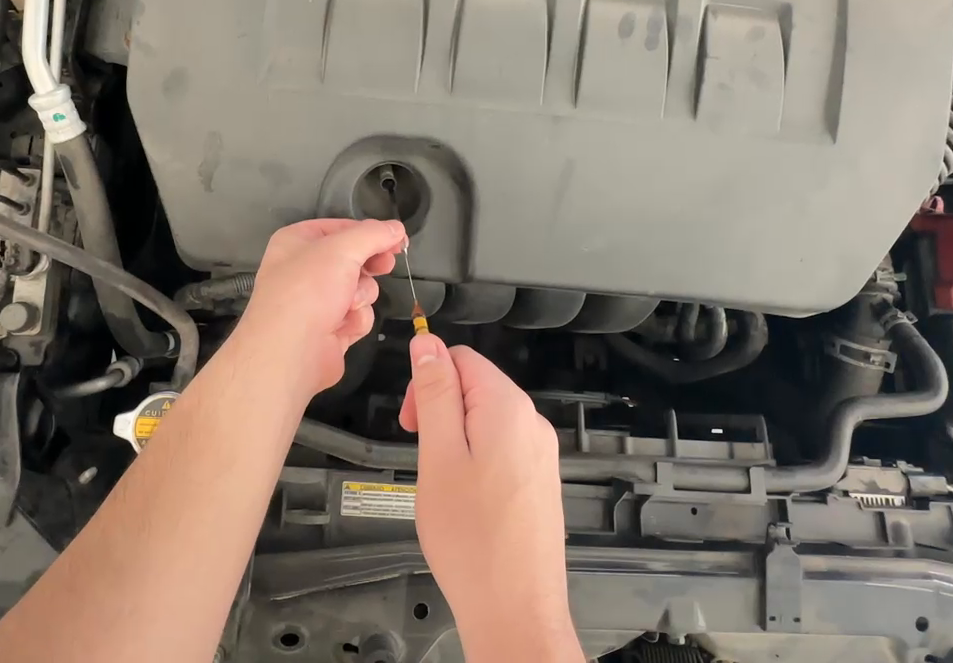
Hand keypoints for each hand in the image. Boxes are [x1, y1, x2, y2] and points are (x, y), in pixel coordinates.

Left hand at [231, 218, 404, 398]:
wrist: (290, 352)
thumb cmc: (309, 290)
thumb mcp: (342, 249)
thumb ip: (374, 234)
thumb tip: (396, 228)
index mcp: (297, 242)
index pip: (341, 228)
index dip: (370, 233)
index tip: (396, 239)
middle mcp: (304, 269)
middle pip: (353, 259)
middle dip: (369, 266)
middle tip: (385, 266)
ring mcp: (316, 302)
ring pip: (360, 289)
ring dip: (362, 295)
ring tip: (348, 304)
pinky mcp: (329, 329)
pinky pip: (357, 315)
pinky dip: (355, 319)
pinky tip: (342, 325)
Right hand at [400, 334, 581, 662]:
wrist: (515, 610)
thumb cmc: (471, 538)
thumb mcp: (438, 455)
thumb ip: (434, 393)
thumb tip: (427, 343)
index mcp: (508, 406)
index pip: (461, 358)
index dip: (428, 382)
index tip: (411, 423)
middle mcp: (532, 422)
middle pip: (476, 386)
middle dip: (440, 409)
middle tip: (422, 455)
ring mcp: (541, 453)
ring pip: (487, 419)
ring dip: (456, 437)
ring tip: (442, 482)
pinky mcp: (540, 480)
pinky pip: (502, 447)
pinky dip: (476, 459)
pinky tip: (466, 498)